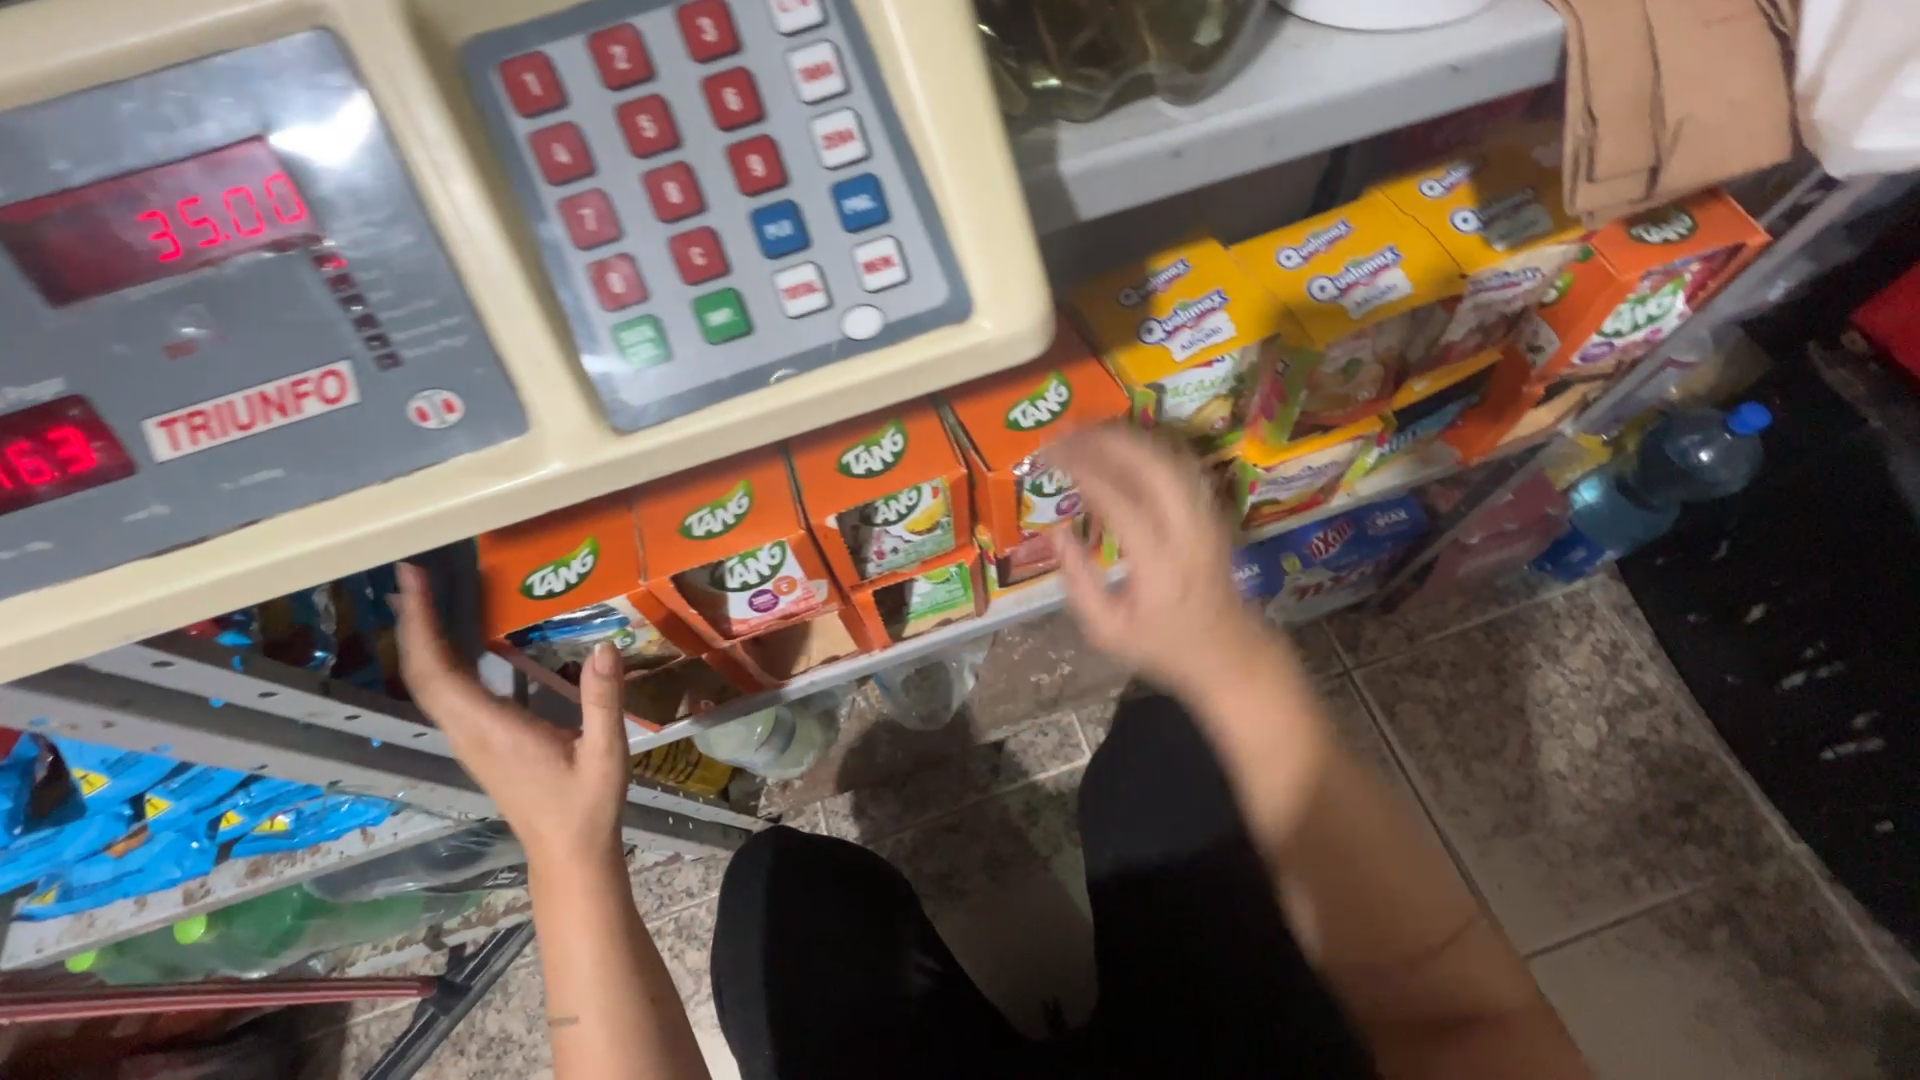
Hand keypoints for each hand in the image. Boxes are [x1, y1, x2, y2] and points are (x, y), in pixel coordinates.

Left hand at [391, 563, 629, 869]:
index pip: (441, 673)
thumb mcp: (606, 751)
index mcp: (495, 730)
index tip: (415, 583)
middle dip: (414, 623)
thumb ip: (603, 700)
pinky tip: (457, 645)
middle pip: (423, 675)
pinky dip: (440, 663)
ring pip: (429, 686)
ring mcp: (469, 741)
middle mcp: (470, 733)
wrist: (567, 851)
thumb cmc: (586, 803)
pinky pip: (446, 697)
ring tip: (428, 600)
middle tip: (414, 578)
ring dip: (422, 641)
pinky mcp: (478, 745)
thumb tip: (604, 646)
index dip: (422, 626)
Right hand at [1045, 425, 1283, 699]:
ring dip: (1129, 439)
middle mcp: (1188, 534)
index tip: (1052, 456)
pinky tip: (1123, 447)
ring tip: (1089, 432)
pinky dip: (1150, 450)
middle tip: (1068, 432)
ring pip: (1172, 460)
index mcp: (1159, 567)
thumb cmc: (1161, 647)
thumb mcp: (1106, 631)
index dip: (1084, 473)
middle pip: (1153, 467)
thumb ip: (1078, 581)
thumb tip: (1056, 532)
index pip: (1120, 504)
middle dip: (1107, 441)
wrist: (1229, 653)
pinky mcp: (1214, 513)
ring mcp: (1207, 519)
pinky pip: (1183, 468)